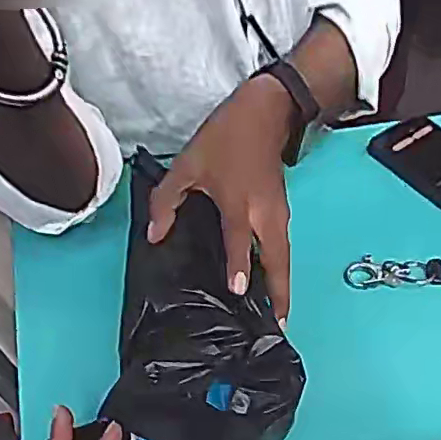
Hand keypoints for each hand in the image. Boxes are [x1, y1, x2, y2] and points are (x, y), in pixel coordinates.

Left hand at [145, 76, 294, 324]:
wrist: (266, 113)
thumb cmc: (226, 138)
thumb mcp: (188, 164)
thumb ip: (167, 201)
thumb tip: (156, 237)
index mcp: (238, 203)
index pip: (240, 240)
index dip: (239, 265)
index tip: (239, 290)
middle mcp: (264, 216)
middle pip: (278, 262)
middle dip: (280, 295)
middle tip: (278, 326)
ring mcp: (279, 218)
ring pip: (284, 260)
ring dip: (283, 288)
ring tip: (279, 316)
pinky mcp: (283, 218)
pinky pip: (283, 251)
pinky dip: (281, 272)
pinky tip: (274, 288)